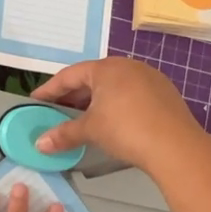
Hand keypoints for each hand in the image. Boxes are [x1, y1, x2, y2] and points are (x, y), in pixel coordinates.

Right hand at [32, 57, 208, 173]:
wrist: (175, 145)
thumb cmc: (126, 130)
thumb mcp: (91, 130)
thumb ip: (63, 134)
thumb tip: (39, 144)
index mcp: (106, 68)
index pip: (69, 75)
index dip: (49, 90)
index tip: (35, 101)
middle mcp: (128, 66)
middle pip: (92, 78)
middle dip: (72, 96)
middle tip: (57, 112)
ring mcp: (149, 78)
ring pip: (113, 87)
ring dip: (95, 102)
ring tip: (82, 119)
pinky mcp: (164, 94)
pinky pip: (131, 95)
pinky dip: (115, 106)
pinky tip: (112, 122)